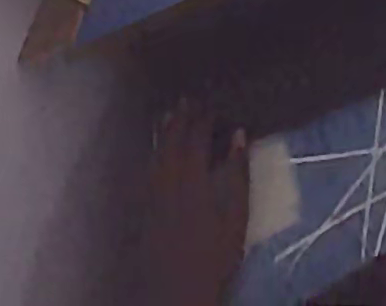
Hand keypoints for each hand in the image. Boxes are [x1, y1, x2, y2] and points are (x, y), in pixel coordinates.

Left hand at [143, 101, 248, 305]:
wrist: (179, 291)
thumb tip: (239, 134)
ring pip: (158, 150)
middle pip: (174, 138)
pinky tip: (156, 148)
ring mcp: (154, 190)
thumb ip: (238, 171)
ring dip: (165, 129)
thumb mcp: (236, 215)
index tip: (213, 107)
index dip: (205, 119)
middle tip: (188, 99)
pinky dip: (154, 150)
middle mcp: (170, 176)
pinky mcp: (146, 204)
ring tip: (169, 113)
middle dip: (182, 117)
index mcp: (194, 175)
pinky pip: (149, 166)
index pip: (198, 136)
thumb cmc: (215, 255)